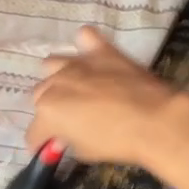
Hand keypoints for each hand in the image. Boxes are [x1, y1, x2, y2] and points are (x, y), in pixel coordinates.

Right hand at [27, 26, 188, 166]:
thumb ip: (67, 141)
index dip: (42, 144)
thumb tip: (65, 136)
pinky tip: (91, 56)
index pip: (34, 133)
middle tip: (68, 122)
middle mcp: (56, 84)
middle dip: (50, 110)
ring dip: (58, 78)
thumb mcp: (84, 151)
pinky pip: (85, 37)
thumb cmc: (118, 142)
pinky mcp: (102, 51)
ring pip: (52, 65)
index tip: (51, 149)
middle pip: (39, 97)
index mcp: (48, 112)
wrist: (155, 120)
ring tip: (75, 90)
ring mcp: (78, 63)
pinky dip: (85, 45)